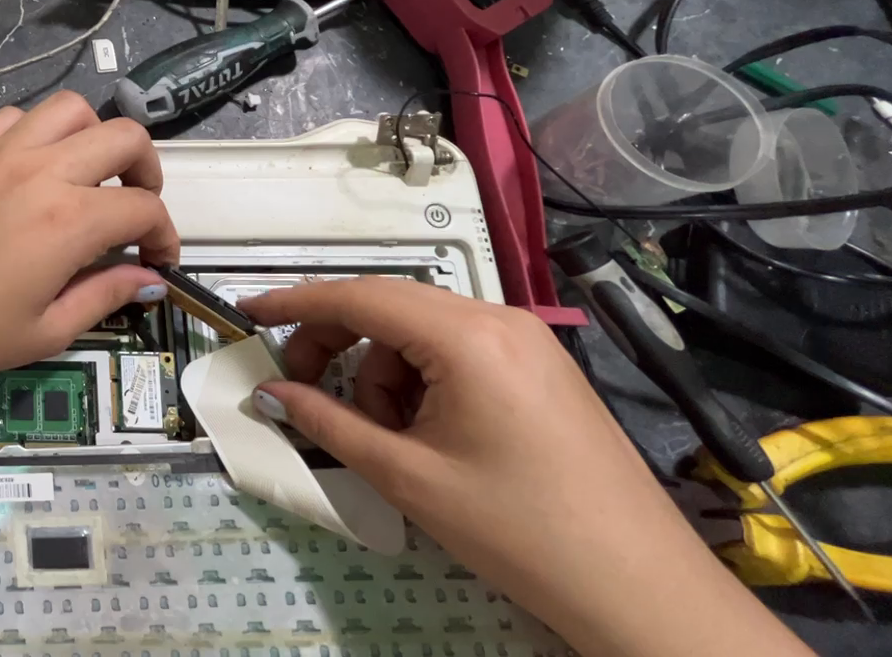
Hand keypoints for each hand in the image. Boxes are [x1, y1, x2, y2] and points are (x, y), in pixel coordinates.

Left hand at [0, 92, 178, 408]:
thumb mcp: (45, 331)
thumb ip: (106, 295)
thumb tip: (150, 279)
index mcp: (67, 220)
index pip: (144, 207)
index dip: (165, 234)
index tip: (157, 259)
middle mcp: (38, 170)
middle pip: (123, 137)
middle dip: (147, 170)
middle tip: (135, 207)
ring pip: (68, 109)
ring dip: (93, 137)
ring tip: (85, 176)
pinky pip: (12, 119)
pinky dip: (35, 133)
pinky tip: (27, 169)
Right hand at [239, 279, 808, 656]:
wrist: (643, 594)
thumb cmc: (517, 531)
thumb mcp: (405, 476)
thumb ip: (326, 421)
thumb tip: (270, 391)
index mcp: (467, 337)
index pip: (359, 296)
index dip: (296, 302)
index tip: (248, 312)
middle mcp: (497, 319)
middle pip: (385, 305)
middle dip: (334, 340)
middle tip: (300, 384)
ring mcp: (523, 340)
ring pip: (415, 330)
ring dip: (379, 370)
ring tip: (384, 434)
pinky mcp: (536, 365)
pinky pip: (450, 349)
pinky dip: (416, 378)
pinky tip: (423, 431)